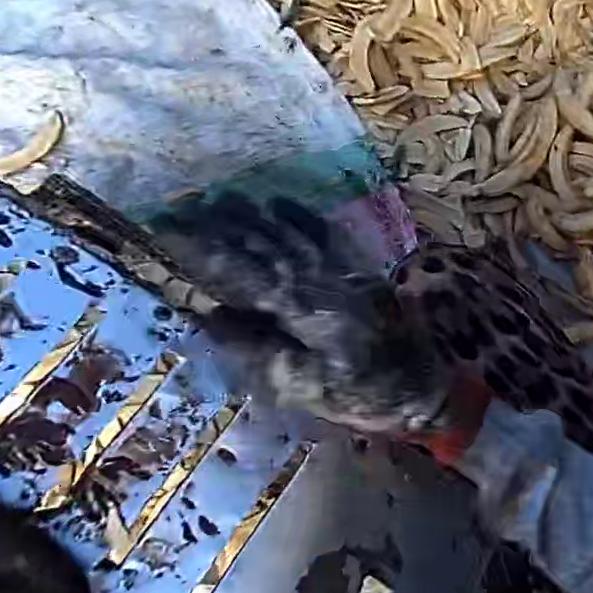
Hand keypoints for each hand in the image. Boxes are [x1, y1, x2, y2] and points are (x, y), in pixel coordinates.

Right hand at [150, 194, 459, 439]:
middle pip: (262, 243)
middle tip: (185, 206)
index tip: (170, 230)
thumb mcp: (302, 386)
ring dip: (255, 214)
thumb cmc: (359, 395)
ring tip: (221, 196)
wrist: (422, 387)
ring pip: (290, 233)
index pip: (239, 270)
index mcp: (300, 309)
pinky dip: (302, 216)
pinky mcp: (361, 268)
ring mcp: (342, 268)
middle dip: (220, 224)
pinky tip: (281, 202)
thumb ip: (257, 348)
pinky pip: (327, 233)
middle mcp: (318, 278)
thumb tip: (210, 314)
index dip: (202, 249)